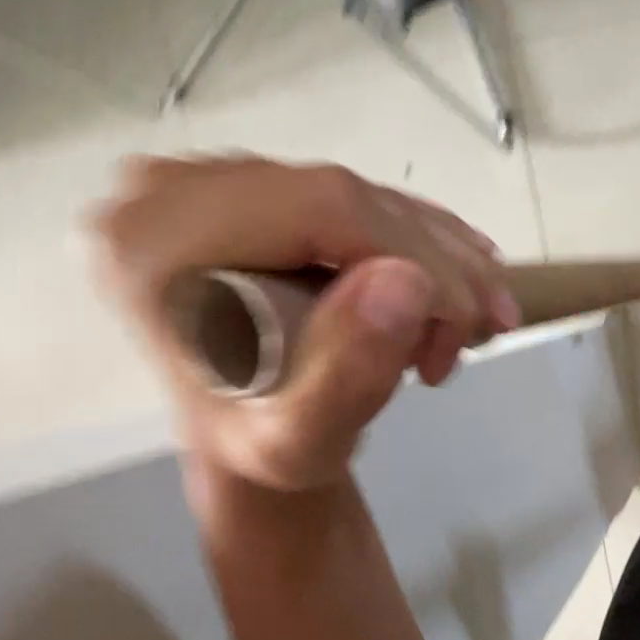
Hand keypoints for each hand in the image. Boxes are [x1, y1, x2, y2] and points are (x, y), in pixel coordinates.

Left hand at [92, 155, 515, 491]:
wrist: (247, 447)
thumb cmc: (264, 457)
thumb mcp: (302, 444)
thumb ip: (347, 374)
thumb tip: (408, 281)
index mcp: (157, 244)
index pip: (321, 208)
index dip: (417, 255)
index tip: (466, 327)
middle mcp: (168, 193)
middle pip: (344, 196)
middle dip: (437, 264)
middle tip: (483, 333)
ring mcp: (207, 182)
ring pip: (361, 195)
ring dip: (442, 256)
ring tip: (480, 322)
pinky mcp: (248, 191)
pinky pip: (354, 197)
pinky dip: (421, 239)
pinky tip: (464, 279)